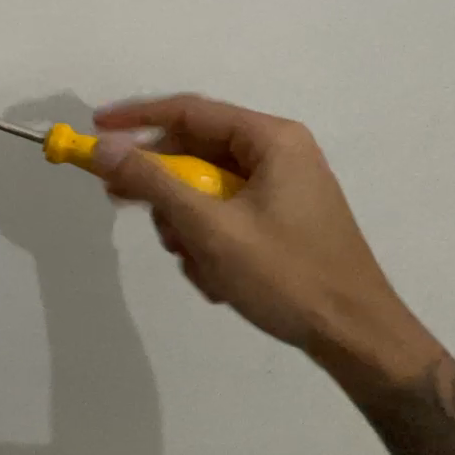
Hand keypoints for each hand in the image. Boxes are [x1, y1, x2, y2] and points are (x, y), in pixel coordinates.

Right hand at [90, 94, 439, 382]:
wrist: (360, 342)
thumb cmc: (288, 275)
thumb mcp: (208, 227)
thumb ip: (151, 181)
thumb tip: (101, 148)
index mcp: (271, 140)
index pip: (188, 111)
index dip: (135, 118)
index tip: (94, 130)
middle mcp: (277, 153)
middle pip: (192, 150)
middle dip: (158, 182)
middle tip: (118, 198)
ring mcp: (280, 187)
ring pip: (202, 186)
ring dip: (182, 221)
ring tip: (187, 256)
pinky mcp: (278, 218)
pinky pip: (221, 212)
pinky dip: (204, 238)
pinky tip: (212, 274)